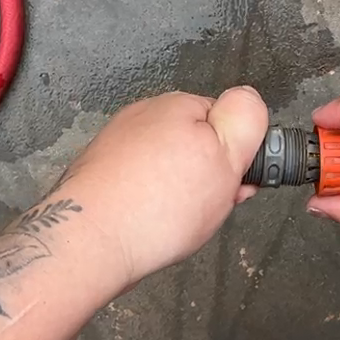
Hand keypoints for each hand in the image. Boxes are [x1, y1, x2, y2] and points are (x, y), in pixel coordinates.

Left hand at [52, 87, 268, 287]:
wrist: (90, 241)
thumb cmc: (157, 206)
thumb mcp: (226, 158)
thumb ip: (245, 120)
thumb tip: (250, 98)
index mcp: (178, 105)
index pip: (226, 120)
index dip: (238, 155)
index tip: (237, 182)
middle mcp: (145, 116)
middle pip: (195, 142)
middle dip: (208, 174)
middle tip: (206, 206)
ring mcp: (119, 143)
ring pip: (167, 165)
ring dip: (179, 190)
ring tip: (174, 219)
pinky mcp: (102, 171)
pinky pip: (140, 182)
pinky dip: (150, 201)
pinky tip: (151, 222)